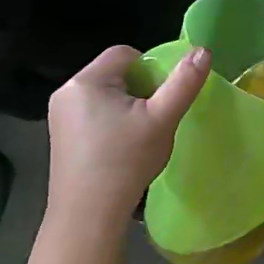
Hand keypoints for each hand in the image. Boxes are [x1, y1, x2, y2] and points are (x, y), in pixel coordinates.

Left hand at [44, 44, 209, 223]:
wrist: (89, 213)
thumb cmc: (126, 161)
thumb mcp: (162, 119)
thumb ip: (183, 83)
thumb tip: (204, 51)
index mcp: (87, 80)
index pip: (126, 53)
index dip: (152, 70)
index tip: (163, 100)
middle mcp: (66, 91)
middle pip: (115, 74)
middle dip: (140, 91)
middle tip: (155, 121)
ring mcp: (59, 115)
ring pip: (105, 96)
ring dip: (128, 109)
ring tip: (140, 137)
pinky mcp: (60, 136)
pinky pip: (93, 115)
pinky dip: (112, 124)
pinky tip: (121, 150)